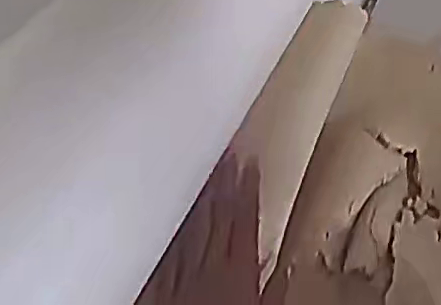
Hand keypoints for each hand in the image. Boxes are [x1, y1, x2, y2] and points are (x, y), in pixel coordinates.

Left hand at [137, 153, 265, 304]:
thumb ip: (270, 292)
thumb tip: (283, 272)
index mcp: (237, 270)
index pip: (245, 217)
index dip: (249, 186)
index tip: (250, 158)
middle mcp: (208, 266)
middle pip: (219, 214)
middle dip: (225, 181)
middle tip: (229, 150)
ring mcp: (180, 276)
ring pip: (192, 226)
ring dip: (201, 196)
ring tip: (208, 170)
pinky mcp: (157, 290)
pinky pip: (167, 252)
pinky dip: (172, 230)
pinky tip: (172, 215)